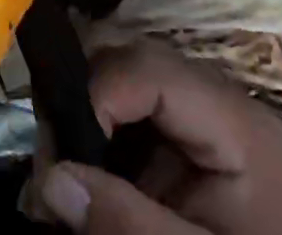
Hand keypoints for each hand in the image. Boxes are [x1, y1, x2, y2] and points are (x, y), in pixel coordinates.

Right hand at [38, 43, 281, 234]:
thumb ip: (128, 223)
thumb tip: (47, 180)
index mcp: (234, 122)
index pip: (148, 67)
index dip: (94, 96)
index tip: (60, 161)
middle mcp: (216, 103)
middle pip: (130, 64)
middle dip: (78, 105)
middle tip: (48, 169)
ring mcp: (201, 120)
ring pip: (121, 84)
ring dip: (80, 125)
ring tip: (57, 180)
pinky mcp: (188, 145)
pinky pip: (129, 119)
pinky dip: (96, 144)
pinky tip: (82, 184)